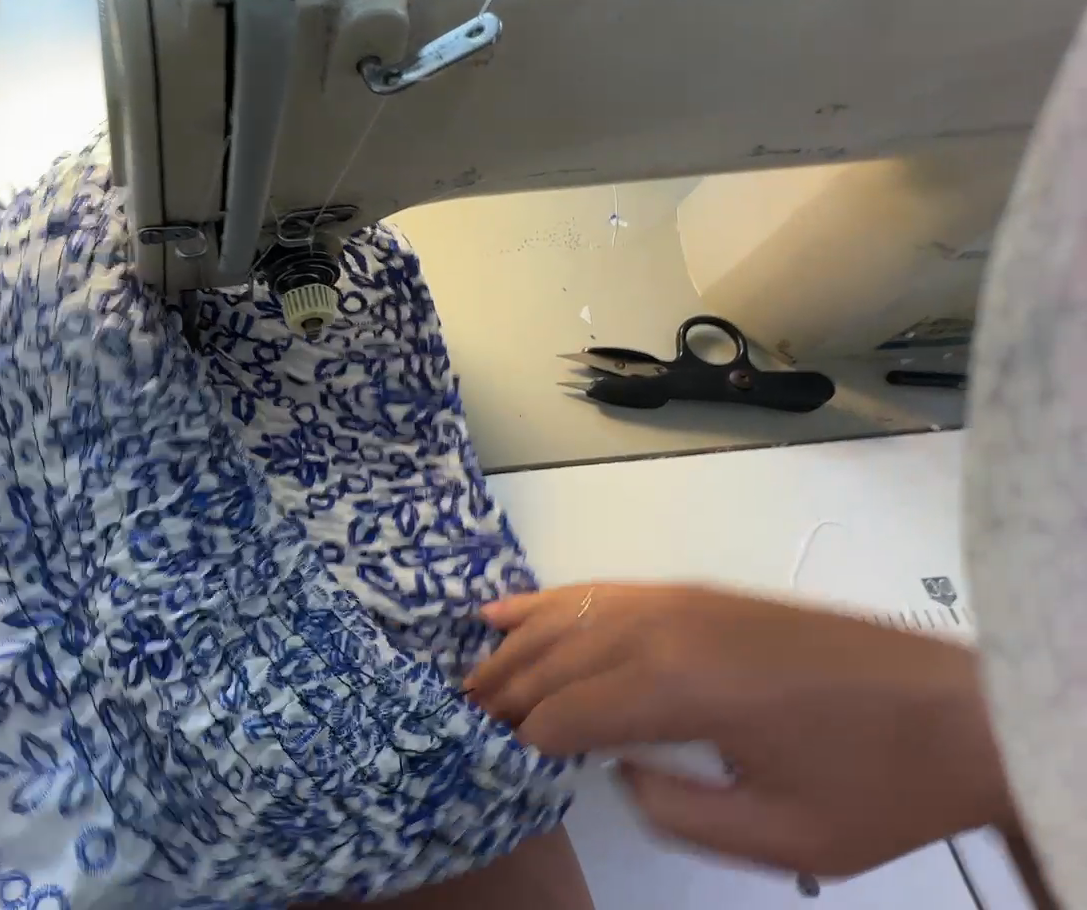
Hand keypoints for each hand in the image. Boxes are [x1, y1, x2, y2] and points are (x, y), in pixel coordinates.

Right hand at [465, 583, 1014, 876]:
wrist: (961, 709)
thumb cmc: (876, 783)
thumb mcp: (789, 840)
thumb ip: (677, 811)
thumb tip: (615, 765)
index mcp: (677, 688)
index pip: (569, 710)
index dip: (528, 735)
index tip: (501, 755)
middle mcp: (655, 629)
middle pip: (552, 659)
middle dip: (504, 691)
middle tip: (467, 713)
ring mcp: (666, 599)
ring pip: (560, 618)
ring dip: (512, 648)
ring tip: (475, 673)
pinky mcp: (682, 589)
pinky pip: (591, 592)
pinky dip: (540, 602)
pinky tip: (502, 610)